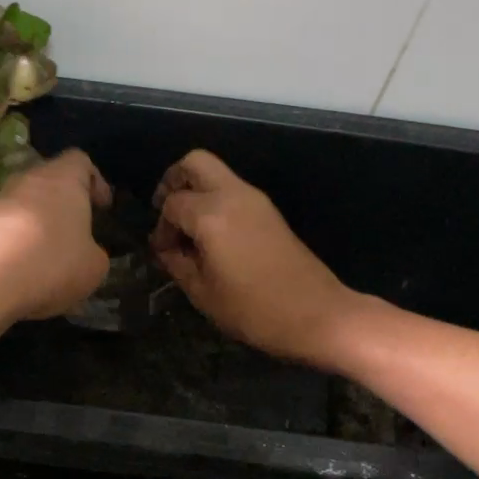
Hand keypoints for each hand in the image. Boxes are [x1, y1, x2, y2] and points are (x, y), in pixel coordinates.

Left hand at [0, 149, 113, 321]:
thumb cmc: (52, 262)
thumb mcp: (93, 266)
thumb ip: (94, 252)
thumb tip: (86, 252)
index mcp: (64, 177)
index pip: (80, 161)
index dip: (95, 181)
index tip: (102, 207)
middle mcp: (29, 178)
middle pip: (51, 179)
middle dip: (64, 202)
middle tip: (77, 229)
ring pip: (27, 202)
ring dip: (39, 221)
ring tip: (49, 253)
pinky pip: (7, 224)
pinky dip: (18, 239)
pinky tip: (24, 266)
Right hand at [151, 150, 358, 366]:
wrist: (317, 315)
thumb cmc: (254, 310)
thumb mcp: (203, 293)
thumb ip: (177, 263)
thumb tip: (165, 249)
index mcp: (211, 214)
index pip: (172, 204)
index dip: (160, 228)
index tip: (162, 253)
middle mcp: (233, 195)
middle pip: (195, 163)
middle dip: (174, 182)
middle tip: (166, 213)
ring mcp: (255, 200)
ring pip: (216, 173)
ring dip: (196, 192)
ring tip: (188, 230)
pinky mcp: (269, 211)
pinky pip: (233, 191)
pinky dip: (215, 202)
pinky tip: (212, 237)